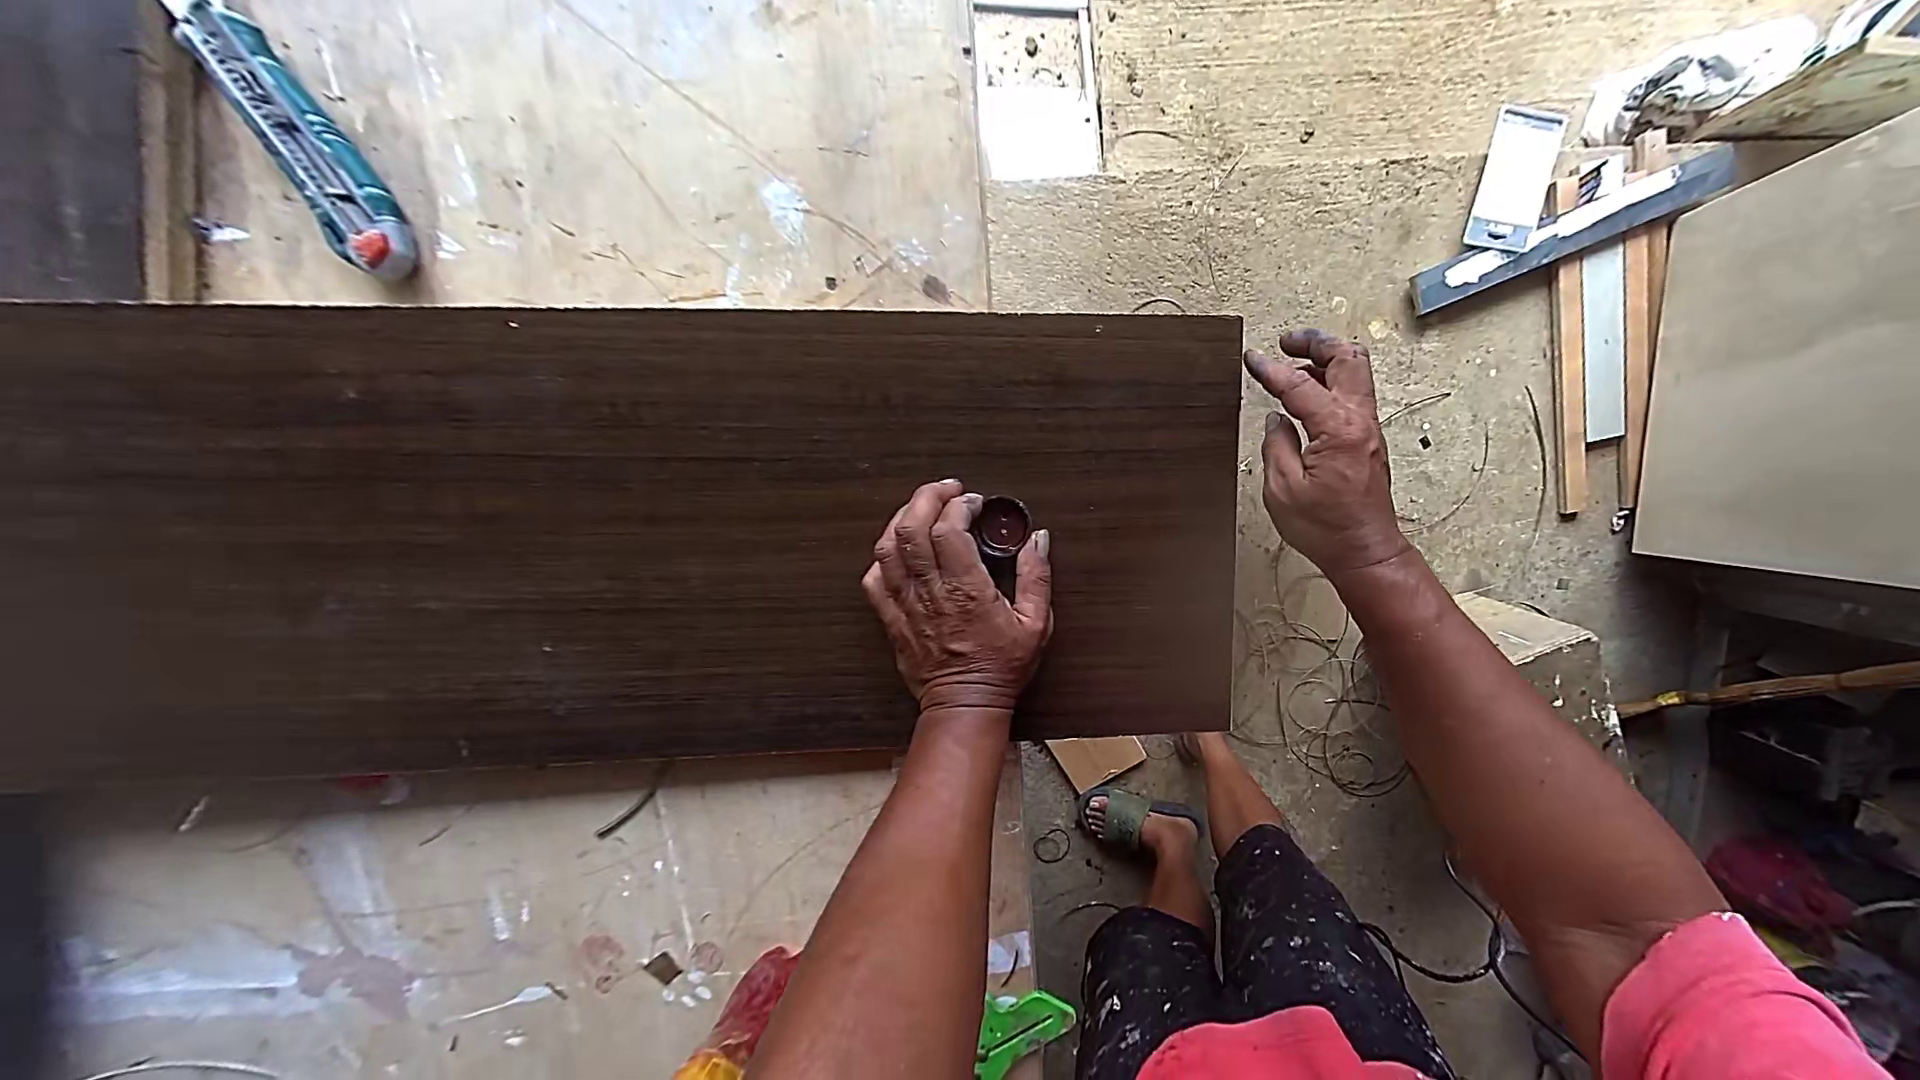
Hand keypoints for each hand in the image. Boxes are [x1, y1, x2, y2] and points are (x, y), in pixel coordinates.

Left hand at [861, 479, 1052, 714]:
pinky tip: (899, 548)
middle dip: (927, 497)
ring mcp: (907, 604)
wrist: (965, 703)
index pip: (950, 529)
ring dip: (902, 518)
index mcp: (967, 590)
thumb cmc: (1001, 667)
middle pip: (912, 528)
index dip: (959, 505)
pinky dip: (883, 555)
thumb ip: (1037, 576)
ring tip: (921, 508)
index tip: (973, 502)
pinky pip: (873, 579)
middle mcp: (932, 592)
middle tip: (945, 490)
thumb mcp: (1035, 622)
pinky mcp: (892, 618)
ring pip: (888, 548)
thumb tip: (1038, 539)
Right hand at [1244, 330, 1411, 577]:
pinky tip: (1308, 392)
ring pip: (1357, 374)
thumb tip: (1276, 419)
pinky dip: (1332, 382)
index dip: (1271, 370)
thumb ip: (1276, 445)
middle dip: (1317, 343)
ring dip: (1327, 360)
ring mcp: (1368, 430)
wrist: (1363, 550)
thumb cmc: (1325, 526)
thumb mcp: (1283, 488)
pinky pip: (1353, 396)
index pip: (1299, 386)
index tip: (1252, 358)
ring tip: (1295, 361)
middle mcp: (1360, 423)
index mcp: (1337, 431)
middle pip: (1348, 360)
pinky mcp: (1366, 441)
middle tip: (1287, 341)